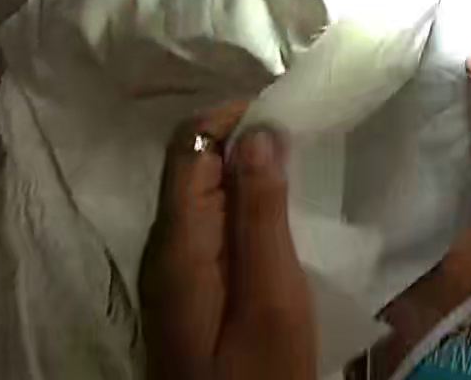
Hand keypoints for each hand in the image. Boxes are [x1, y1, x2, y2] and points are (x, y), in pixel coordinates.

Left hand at [140, 104, 314, 379]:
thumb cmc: (260, 376)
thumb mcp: (271, 294)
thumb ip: (259, 211)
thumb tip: (258, 131)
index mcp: (178, 243)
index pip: (191, 142)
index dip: (238, 117)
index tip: (290, 119)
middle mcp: (165, 246)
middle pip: (196, 159)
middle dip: (248, 136)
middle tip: (305, 139)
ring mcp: (175, 266)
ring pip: (206, 185)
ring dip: (251, 164)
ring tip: (302, 163)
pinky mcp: (191, 281)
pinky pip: (213, 214)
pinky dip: (247, 193)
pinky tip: (283, 203)